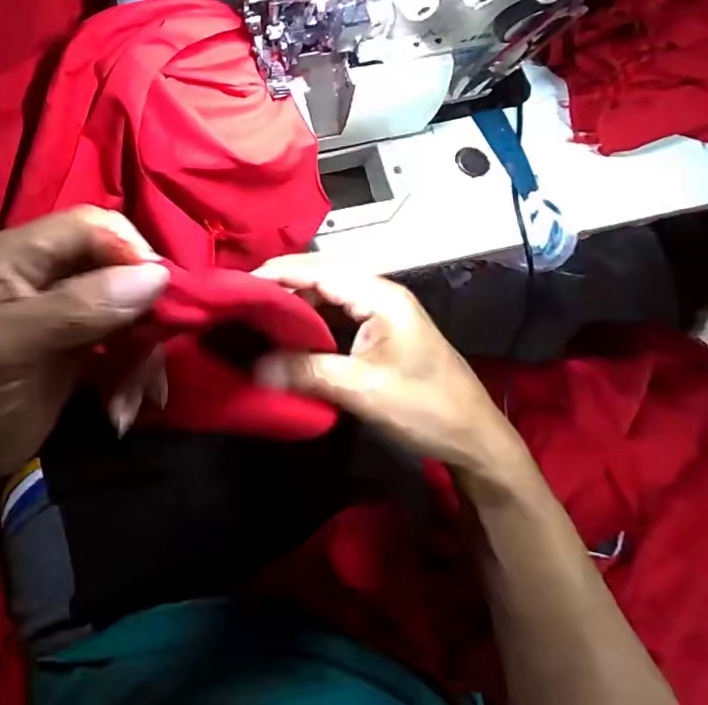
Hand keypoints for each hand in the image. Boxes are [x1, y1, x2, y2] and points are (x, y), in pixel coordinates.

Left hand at [0, 207, 170, 484]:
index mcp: (14, 255)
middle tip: (153, 352)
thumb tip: (158, 275)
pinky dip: (134, 370)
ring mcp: (64, 306)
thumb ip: (82, 305)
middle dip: (143, 312)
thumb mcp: (15, 348)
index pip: (90, 226)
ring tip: (132, 399)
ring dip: (141, 352)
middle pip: (119, 265)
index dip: (131, 250)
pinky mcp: (82, 338)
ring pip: (132, 306)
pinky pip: (128, 338)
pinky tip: (123, 408)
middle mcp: (42, 271)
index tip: (160, 293)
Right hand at [252, 255, 526, 478]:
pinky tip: (285, 335)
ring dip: (293, 303)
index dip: (277, 274)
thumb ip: (308, 371)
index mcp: (380, 295)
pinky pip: (336, 316)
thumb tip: (253, 366)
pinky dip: (309, 321)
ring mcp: (381, 312)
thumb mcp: (363, 390)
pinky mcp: (379, 333)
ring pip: (327, 296)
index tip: (235, 285)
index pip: (319, 271)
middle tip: (237, 301)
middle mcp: (379, 293)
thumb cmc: (425, 407)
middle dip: (280, 284)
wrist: (473, 436)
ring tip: (252, 314)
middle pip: (321, 277)